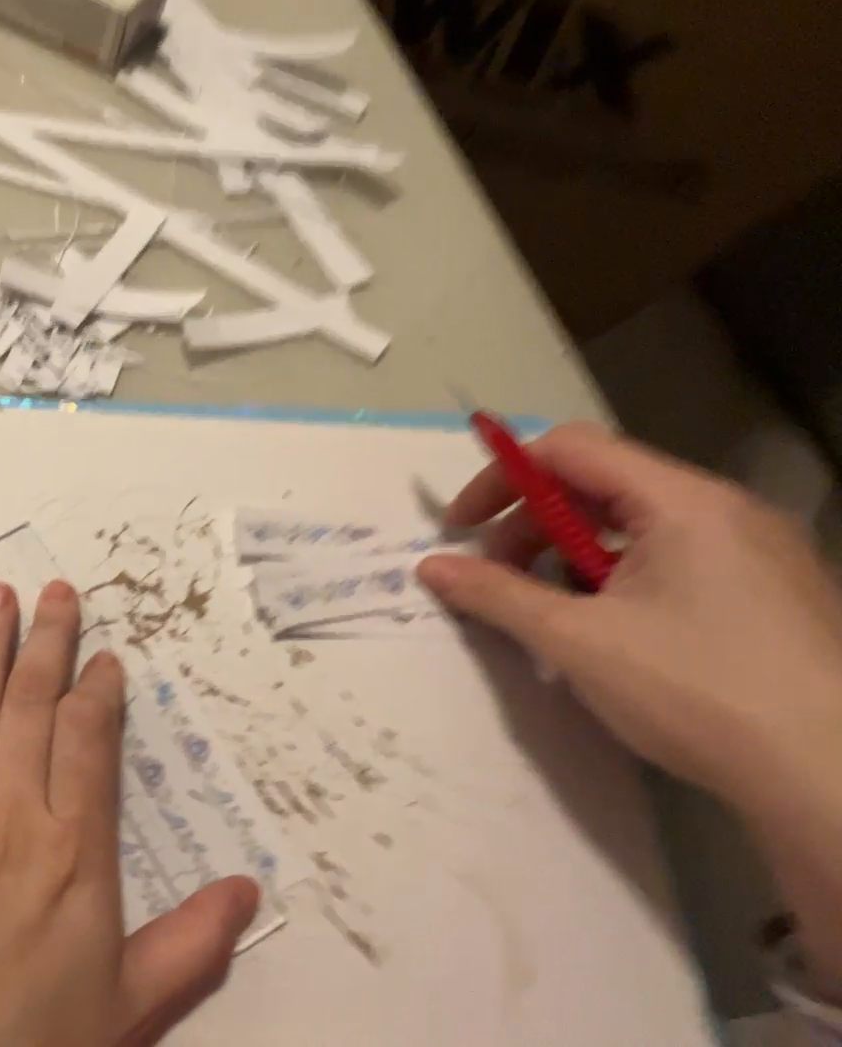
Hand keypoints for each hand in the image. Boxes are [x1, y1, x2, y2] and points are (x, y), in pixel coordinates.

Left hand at [0, 581, 257, 1046]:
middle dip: (47, 641)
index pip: (88, 740)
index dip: (98, 689)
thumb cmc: (34, 1032)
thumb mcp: (130, 1002)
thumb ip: (191, 942)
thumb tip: (247, 887)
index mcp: (74, 848)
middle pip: (32, 704)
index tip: (105, 654)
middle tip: (56, 589)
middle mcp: (13, 810)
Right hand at [415, 422, 841, 804]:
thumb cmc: (698, 691)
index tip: (461, 529)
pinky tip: (605, 630)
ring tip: (549, 611)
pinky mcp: (764, 590)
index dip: (501, 478)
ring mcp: (752, 550)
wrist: (837, 781)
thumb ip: (493, 593)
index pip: (568, 449)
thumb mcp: (574, 640)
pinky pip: (667, 556)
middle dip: (528, 523)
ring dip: (566, 553)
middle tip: (496, 580)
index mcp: (683, 504)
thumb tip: (430, 566)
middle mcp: (723, 511)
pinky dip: (612, 576)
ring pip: (630, 522)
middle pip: (596, 482)